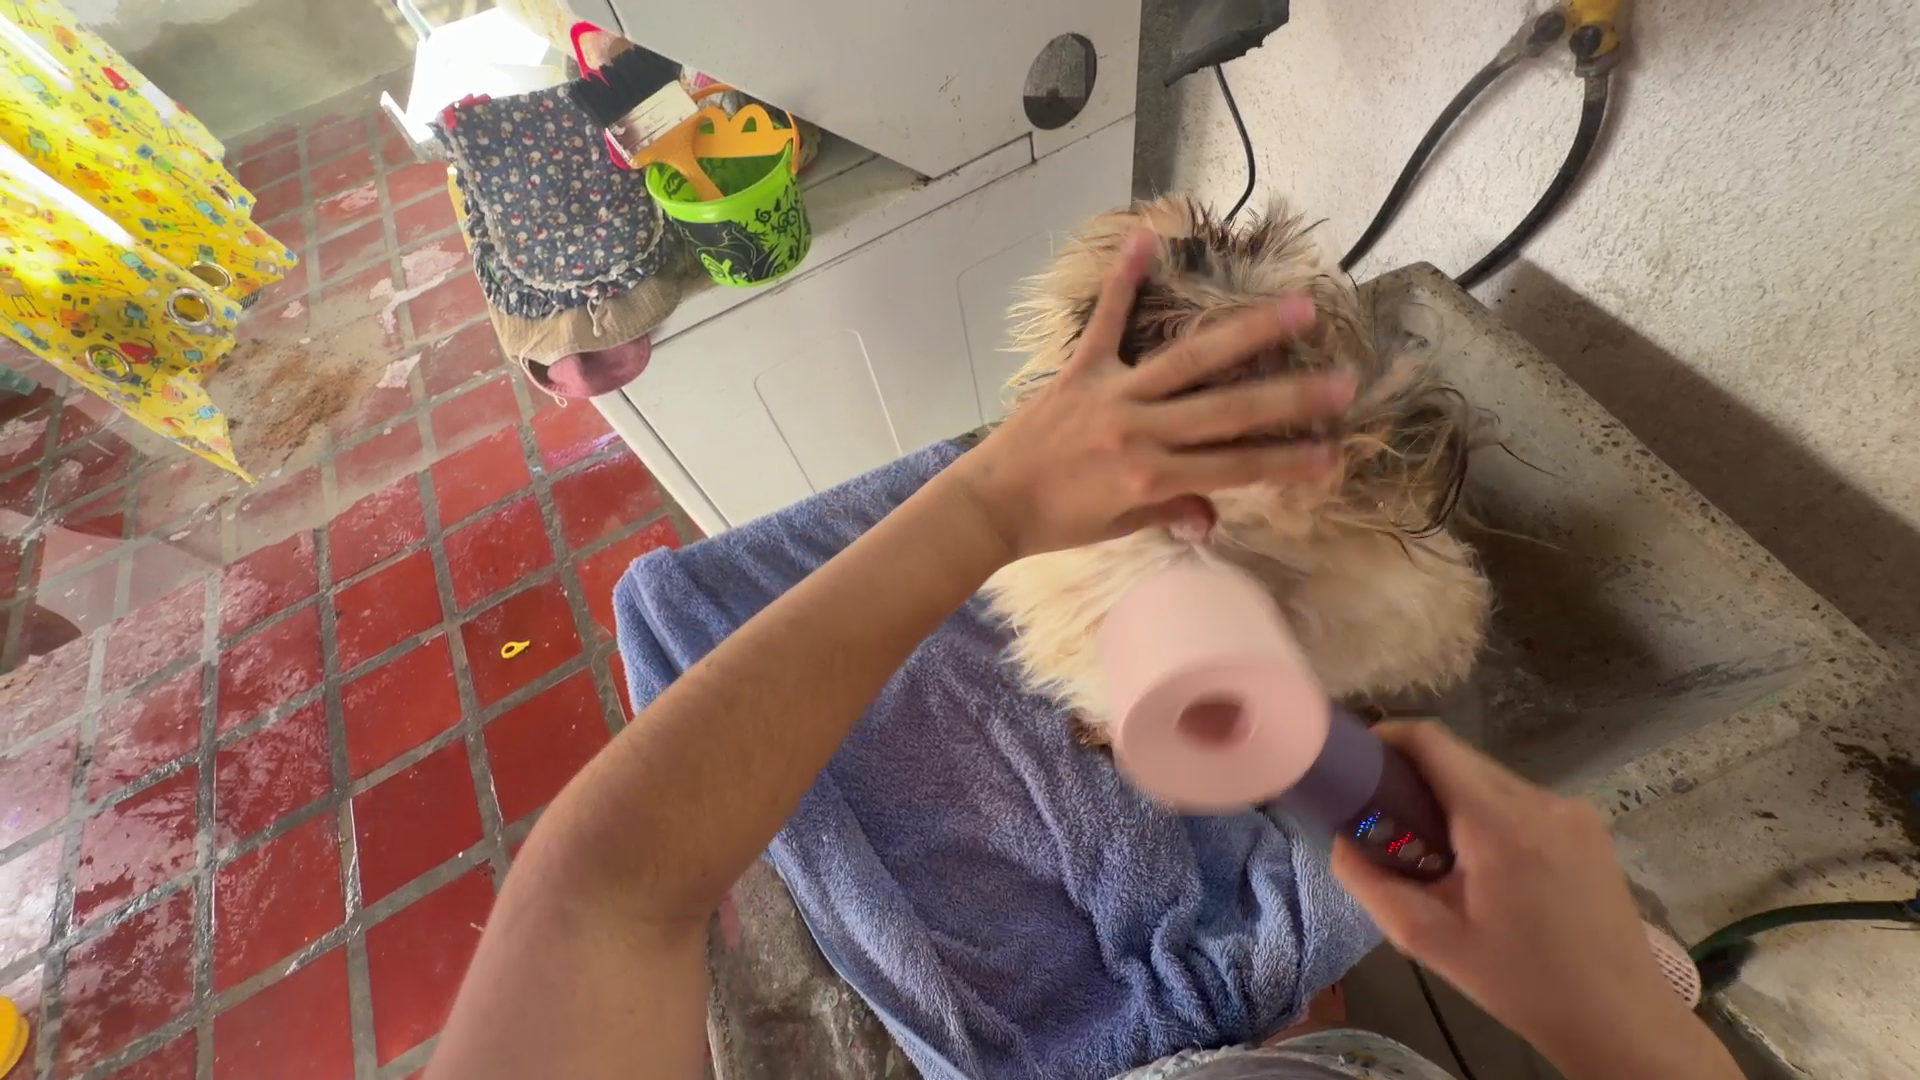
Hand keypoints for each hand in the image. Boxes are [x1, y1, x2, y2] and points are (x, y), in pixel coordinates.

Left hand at [941, 228, 1355, 561]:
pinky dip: (1123, 280)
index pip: (1235, 468)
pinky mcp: (1078, 370)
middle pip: (1229, 411)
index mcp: (1150, 478)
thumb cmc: (1054, 523)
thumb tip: (1213, 516)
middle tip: (1346, 382)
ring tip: (1298, 308)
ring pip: (1189, 360)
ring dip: (1247, 333)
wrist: (989, 504)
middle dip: (1292, 399)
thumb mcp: (1117, 528)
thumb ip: (1169, 511)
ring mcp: (1110, 394)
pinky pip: (1105, 321)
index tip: (1333, 454)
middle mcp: (1138, 431)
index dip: (1287, 464)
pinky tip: (1146, 237)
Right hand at [1333, 723, 1739, 1079]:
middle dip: (1411, 771)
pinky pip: (1514, 795)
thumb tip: (1340, 838)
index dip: (1386, 735)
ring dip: (1448, 792)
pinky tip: (1478, 856)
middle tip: (1385, 812)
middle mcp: (1540, 802)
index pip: (1430, 741)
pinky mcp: (1587, 826)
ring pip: (1484, 774)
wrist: (1625, 1026)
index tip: (1359, 758)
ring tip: (1431, 842)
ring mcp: (1571, 812)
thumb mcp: (1426, 939)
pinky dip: (1482, 808)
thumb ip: (1368, 881)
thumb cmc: (1521, 983)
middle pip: (1455, 755)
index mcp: (1498, 824)